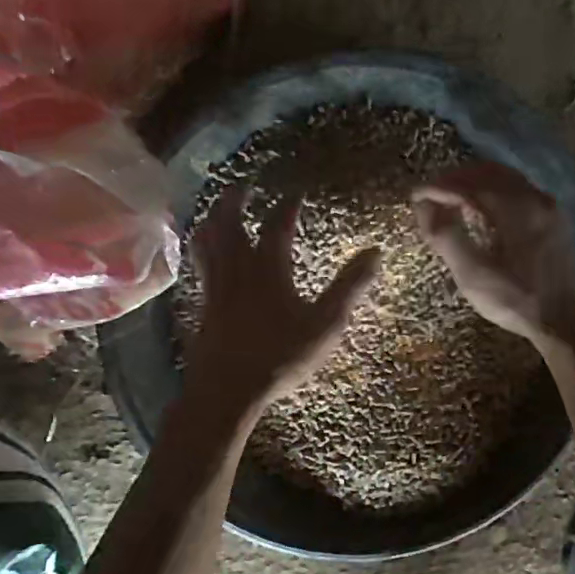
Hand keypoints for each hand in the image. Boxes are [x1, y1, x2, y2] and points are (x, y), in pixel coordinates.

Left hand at [182, 187, 380, 409]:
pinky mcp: (203, 307)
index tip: (297, 192)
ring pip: (208, 242)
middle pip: (229, 223)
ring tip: (217, 209)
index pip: (277, 225)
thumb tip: (375, 251)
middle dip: (236, 200)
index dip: (287, 205)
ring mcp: (215, 288)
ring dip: (213, 219)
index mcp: (269, 270)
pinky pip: (198, 267)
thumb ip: (349, 287)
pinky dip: (200, 250)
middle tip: (243, 185)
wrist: (226, 388)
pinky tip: (204, 257)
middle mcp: (238, 270)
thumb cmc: (280, 357)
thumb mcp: (325, 324)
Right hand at [413, 162, 574, 347]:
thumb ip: (447, 238)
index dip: (438, 187)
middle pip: (487, 173)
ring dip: (473, 182)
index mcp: (515, 210)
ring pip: (504, 177)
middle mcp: (534, 198)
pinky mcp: (553, 217)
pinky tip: (480, 208)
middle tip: (430, 194)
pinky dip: (492, 189)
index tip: (416, 196)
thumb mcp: (473, 276)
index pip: (468, 185)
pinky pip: (517, 188)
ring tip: (450, 198)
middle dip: (454, 179)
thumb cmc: (517, 301)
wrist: (566, 320)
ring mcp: (547, 206)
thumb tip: (425, 207)